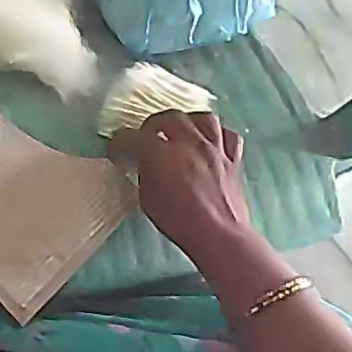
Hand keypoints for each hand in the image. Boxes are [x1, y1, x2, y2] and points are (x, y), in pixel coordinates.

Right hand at [130, 110, 252, 255]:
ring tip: (181, 131)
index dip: (122, 141)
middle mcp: (189, 143)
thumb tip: (143, 162)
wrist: (219, 235)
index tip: (118, 148)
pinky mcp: (233, 159)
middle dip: (154, 123)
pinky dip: (217, 134)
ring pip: (204, 118)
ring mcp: (215, 149)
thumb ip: (145, 173)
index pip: (134, 136)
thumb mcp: (147, 197)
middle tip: (148, 135)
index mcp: (161, 154)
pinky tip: (210, 142)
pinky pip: (228, 135)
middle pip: (170, 117)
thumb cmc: (178, 220)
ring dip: (188, 121)